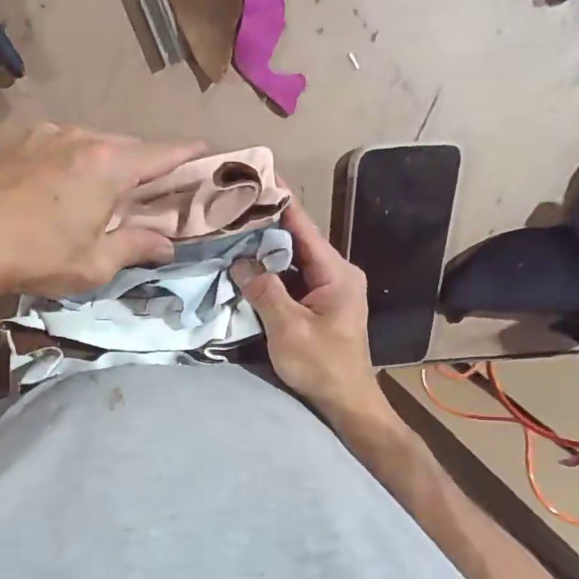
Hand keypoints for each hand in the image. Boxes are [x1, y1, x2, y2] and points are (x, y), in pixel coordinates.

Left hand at [0, 123, 206, 307]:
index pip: (162, 153)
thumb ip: (136, 246)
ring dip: (105, 161)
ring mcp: (45, 134)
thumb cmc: (38, 257)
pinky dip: (72, 158)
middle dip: (144, 164)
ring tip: (104, 188)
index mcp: (109, 164)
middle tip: (151, 189)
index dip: (188, 154)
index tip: (207, 152)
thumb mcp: (95, 263)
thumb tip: (167, 245)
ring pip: (91, 142)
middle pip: (127, 146)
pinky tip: (62, 182)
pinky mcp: (16, 142)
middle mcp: (81, 137)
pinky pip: (59, 144)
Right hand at [232, 197, 387, 423]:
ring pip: (292, 259)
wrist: (346, 403)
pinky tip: (245, 264)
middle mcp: (336, 274)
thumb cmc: (322, 366)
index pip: (304, 227)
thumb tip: (241, 261)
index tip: (260, 174)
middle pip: (297, 240)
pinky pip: (291, 278)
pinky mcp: (318, 305)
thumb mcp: (288, 329)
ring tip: (232, 229)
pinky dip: (270, 270)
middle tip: (231, 206)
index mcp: (337, 273)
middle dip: (265, 223)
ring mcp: (328, 289)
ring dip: (265, 248)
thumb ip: (265, 291)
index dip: (281, 201)